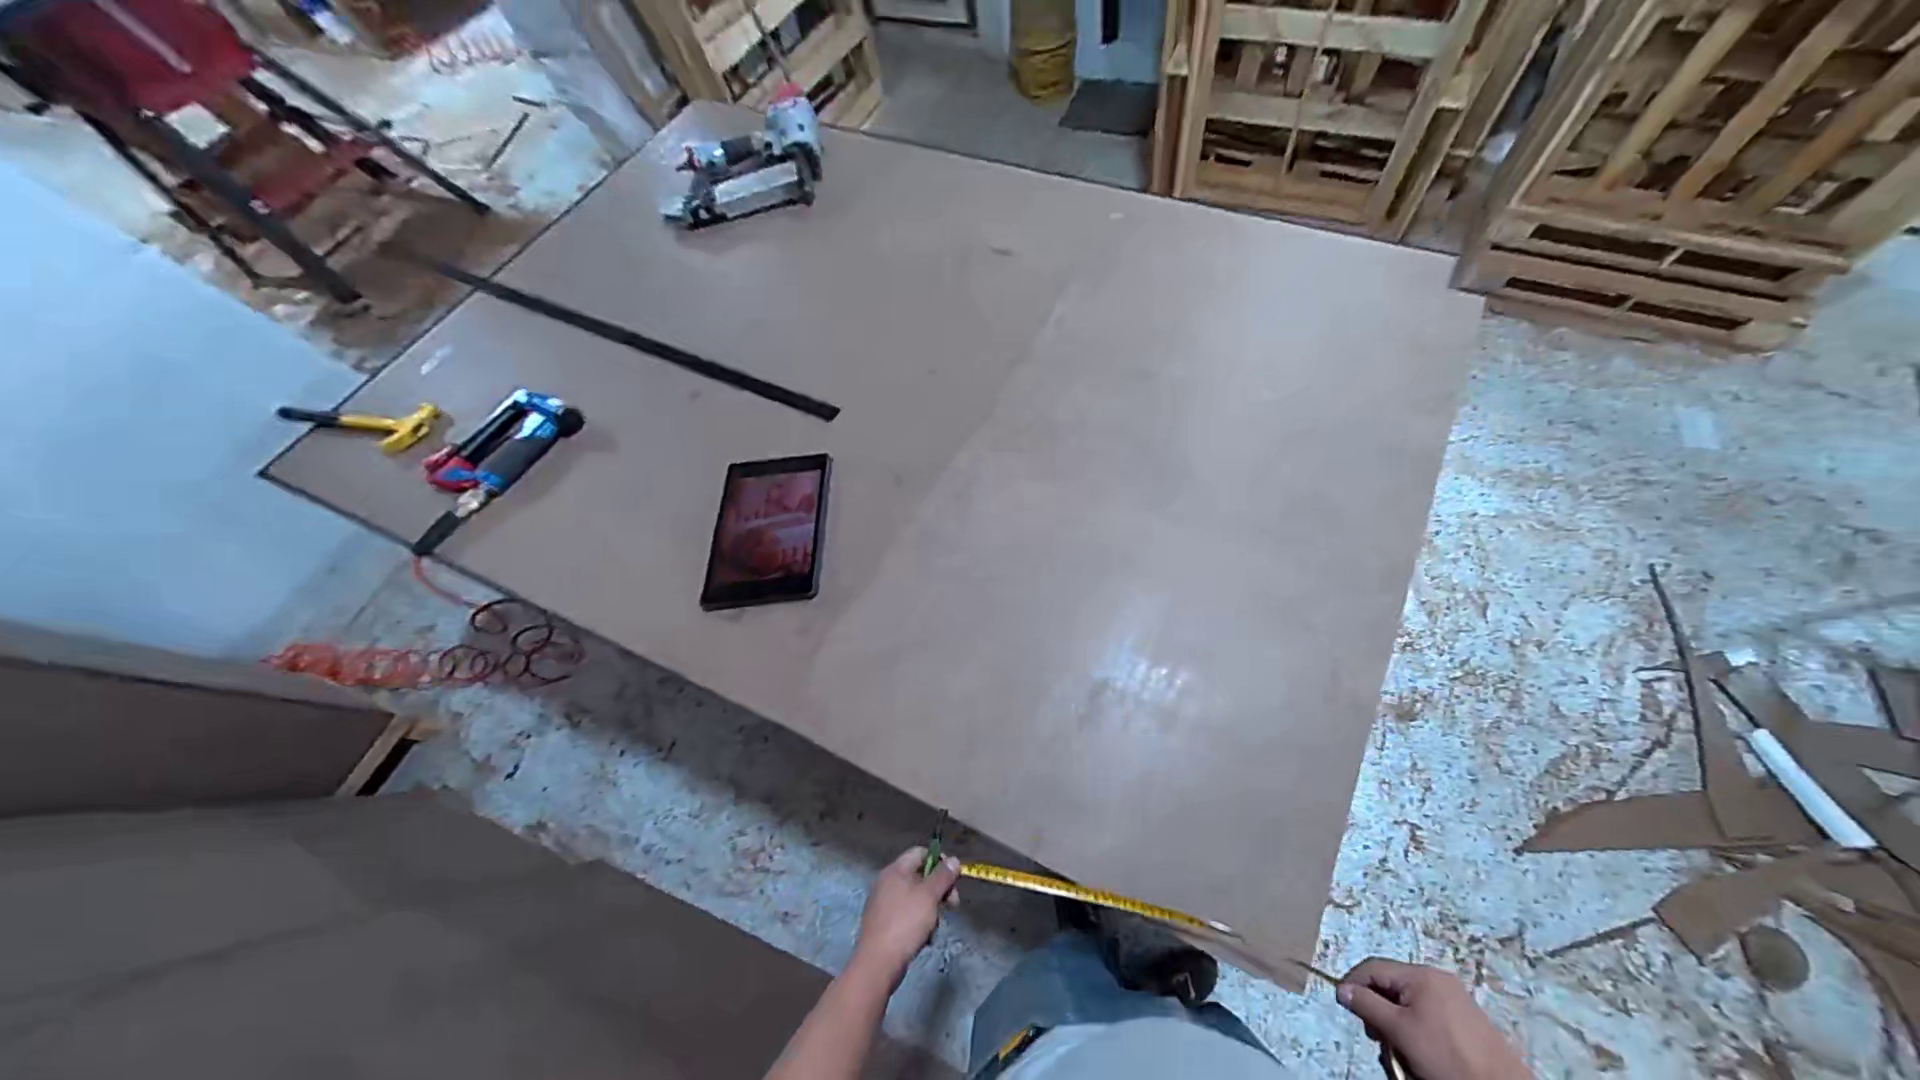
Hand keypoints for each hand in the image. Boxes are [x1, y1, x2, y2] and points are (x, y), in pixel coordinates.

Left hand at [849, 847, 960, 987]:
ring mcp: (884, 904)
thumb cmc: (905, 923)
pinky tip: (925, 937)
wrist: (878, 963)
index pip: (920, 853)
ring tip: (935, 926)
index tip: (953, 878)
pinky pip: (908, 915)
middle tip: (953, 905)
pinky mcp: (884, 924)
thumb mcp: (929, 896)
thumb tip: (953, 860)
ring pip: (916, 898)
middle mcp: (887, 883)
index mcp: (895, 870)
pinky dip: (919, 922)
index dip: (939, 861)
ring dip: (931, 909)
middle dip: (939, 890)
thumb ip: (943, 876)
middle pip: (920, 876)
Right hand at [1338, 958, 1530, 1079]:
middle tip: (1376, 1036)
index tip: (1344, 1006)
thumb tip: (1341, 989)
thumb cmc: (1446, 1057)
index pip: (1373, 967)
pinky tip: (1419, 1049)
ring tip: (1399, 1047)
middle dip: (1377, 1007)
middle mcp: (1437, 978)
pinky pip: (1428, 1011)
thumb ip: (1367, 1005)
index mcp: (1420, 974)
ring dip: (1395, 1020)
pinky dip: (1415, 1026)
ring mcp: (1455, 996)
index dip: (1353, 984)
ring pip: (1408, 1000)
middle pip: (1391, 983)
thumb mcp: (1399, 1031)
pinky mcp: (1466, 1017)